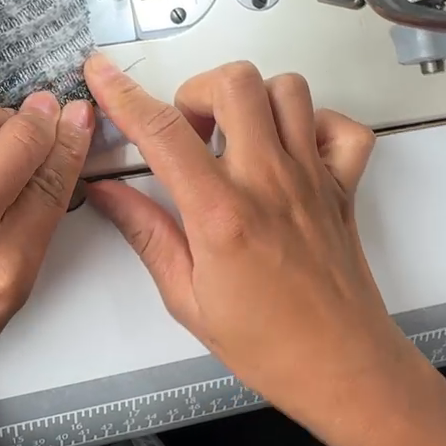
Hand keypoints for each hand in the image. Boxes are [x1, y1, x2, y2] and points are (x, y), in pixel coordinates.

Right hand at [83, 55, 445, 445]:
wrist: (343, 371)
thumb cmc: (270, 345)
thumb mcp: (185, 297)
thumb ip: (145, 232)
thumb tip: (107, 194)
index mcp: (221, 214)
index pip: (162, 132)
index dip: (122, 94)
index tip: (102, 74)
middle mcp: (269, 182)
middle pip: (234, 84)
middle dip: (195, 90)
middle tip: (184, 129)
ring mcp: (311, 178)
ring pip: (287, 89)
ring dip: (250, 99)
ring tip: (231, 136)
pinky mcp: (342, 186)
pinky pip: (340, 126)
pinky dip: (312, 122)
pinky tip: (286, 148)